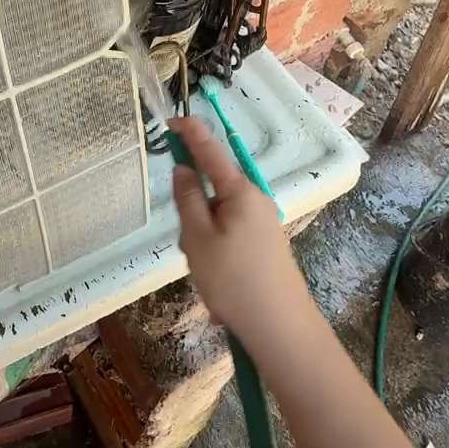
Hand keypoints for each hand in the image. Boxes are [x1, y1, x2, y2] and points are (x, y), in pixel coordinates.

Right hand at [168, 116, 321, 347]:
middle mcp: (255, 201)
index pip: (211, 150)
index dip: (189, 132)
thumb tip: (183, 168)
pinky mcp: (262, 244)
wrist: (279, 326)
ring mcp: (261, 223)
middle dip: (190, 211)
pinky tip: (216, 281)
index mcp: (240, 191)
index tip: (169, 121)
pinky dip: (213, 250)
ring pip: (216, 216)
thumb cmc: (234, 279)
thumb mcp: (198, 238)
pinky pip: (227, 234)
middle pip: (211, 189)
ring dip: (200, 237)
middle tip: (188, 245)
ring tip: (205, 271)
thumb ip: (187, 199)